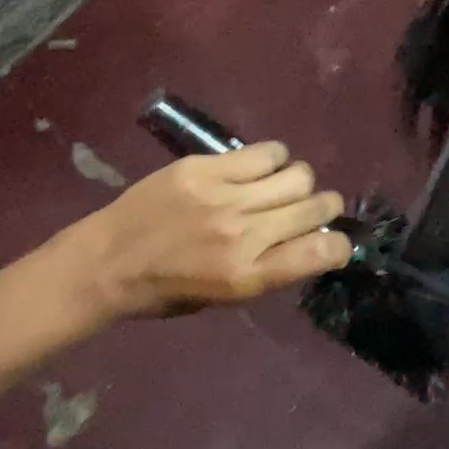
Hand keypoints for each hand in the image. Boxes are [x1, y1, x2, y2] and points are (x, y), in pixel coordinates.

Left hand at [61, 143, 350, 320]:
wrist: (109, 262)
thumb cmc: (166, 290)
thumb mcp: (223, 297)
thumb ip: (266, 268)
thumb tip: (306, 241)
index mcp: (248, 276)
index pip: (318, 253)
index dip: (339, 244)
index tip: (336, 242)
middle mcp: (244, 233)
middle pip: (314, 206)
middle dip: (324, 206)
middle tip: (314, 206)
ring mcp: (225, 196)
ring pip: (296, 173)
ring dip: (298, 180)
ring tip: (282, 184)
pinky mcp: (206, 167)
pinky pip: (263, 151)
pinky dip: (271, 158)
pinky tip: (260, 165)